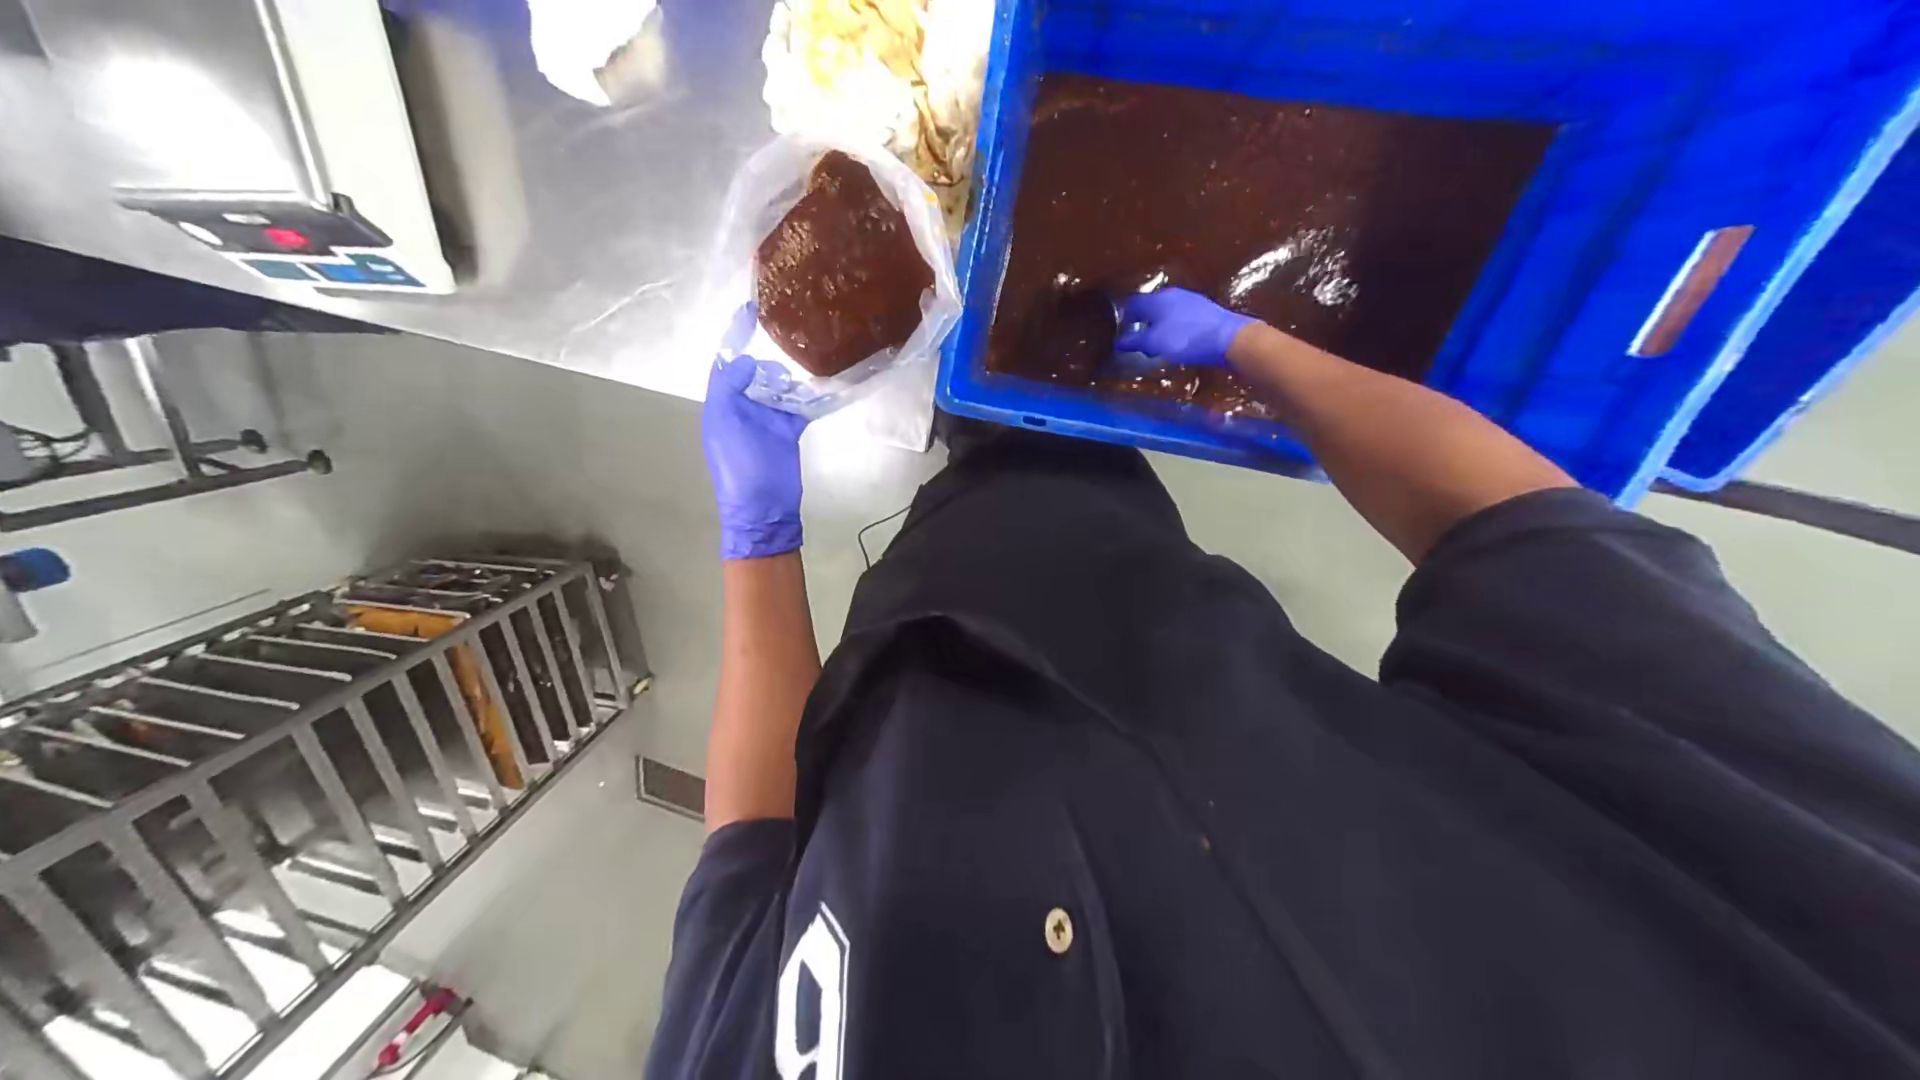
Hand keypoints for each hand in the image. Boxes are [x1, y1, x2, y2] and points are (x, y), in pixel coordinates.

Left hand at [704, 355, 809, 559]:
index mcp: (722, 402)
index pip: (725, 362)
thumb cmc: (738, 466)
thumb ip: (729, 388)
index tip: (750, 311)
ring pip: (779, 386)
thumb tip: (745, 359)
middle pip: (756, 371)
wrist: (764, 507)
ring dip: (790, 376)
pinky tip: (825, 386)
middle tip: (789, 345)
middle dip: (769, 355)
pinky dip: (810, 397)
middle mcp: (744, 406)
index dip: (734, 336)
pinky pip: (800, 407)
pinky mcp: (789, 430)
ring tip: (806, 366)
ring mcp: (767, 418)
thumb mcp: (725, 424)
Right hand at [1115, 287, 1255, 367]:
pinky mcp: (1207, 311)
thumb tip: (1119, 341)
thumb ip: (1135, 341)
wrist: (1228, 338)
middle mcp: (1173, 295)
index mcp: (1157, 300)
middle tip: (1140, 341)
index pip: (1133, 303)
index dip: (1125, 317)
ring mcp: (1192, 301)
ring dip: (1161, 326)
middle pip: (1151, 306)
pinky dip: (1176, 328)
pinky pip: (1183, 317)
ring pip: (1168, 311)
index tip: (1123, 332)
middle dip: (1143, 323)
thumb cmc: (1185, 339)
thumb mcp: (1154, 343)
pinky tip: (1180, 341)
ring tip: (1159, 344)